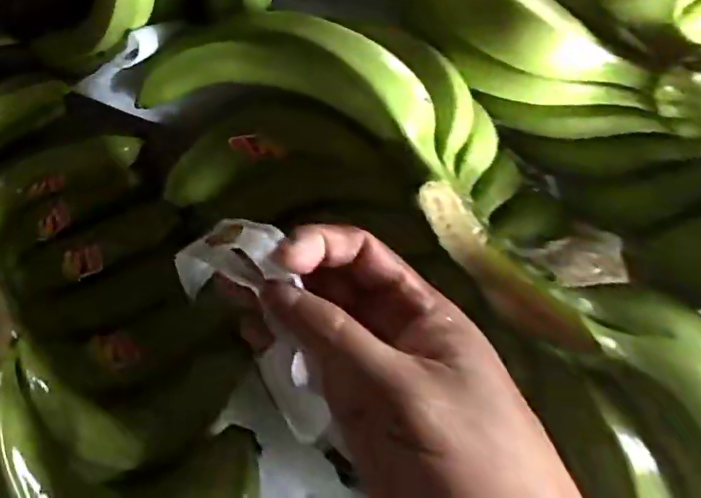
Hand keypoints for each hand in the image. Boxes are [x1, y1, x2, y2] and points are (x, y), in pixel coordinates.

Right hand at [257, 225, 578, 497]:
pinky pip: (308, 358)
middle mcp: (388, 328)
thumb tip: (272, 288)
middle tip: (237, 267)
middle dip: (286, 270)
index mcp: (419, 310)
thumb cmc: (471, 457)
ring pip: (312, 318)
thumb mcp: (407, 391)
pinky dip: (278, 342)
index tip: (282, 258)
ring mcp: (366, 366)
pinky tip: (251, 333)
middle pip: (330, 282)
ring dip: (273, 302)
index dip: (320, 244)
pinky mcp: (347, 403)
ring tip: (229, 292)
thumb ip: (337, 336)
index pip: (362, 254)